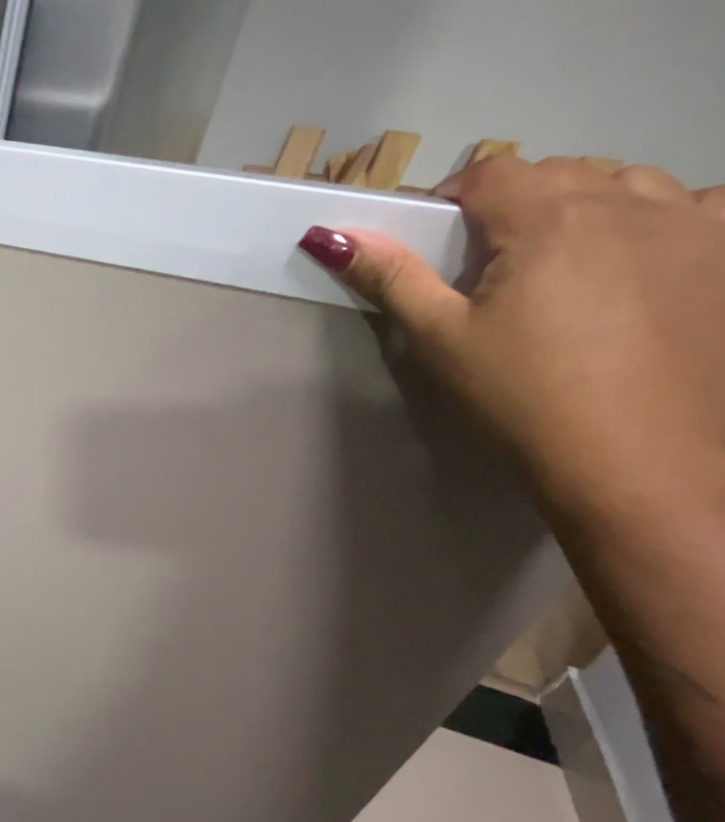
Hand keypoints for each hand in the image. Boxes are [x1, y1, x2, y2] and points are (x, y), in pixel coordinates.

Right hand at [298, 158, 724, 513]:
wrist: (632, 456)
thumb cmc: (520, 396)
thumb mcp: (439, 339)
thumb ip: (390, 277)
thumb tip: (330, 235)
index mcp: (547, 218)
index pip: (490, 171)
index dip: (452, 198)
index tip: (433, 245)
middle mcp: (625, 201)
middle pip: (555, 174)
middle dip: (512, 205)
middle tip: (485, 269)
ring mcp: (690, 222)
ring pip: (623, 183)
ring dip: (584, 205)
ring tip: (559, 264)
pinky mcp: (723, 253)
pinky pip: (695, 204)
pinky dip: (659, 218)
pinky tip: (637, 259)